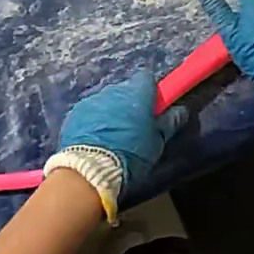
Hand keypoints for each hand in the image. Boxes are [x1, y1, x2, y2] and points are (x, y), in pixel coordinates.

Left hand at [48, 70, 187, 221]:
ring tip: (112, 138)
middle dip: (129, 104)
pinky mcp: (73, 116)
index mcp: (137, 92)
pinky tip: (95, 143)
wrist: (87, 174)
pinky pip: (89, 114)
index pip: (147, 78)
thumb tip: (180, 110)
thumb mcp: (157, 142)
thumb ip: (170, 122)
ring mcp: (91, 102)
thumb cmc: (130, 155)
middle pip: (126, 91)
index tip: (152, 109)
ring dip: (111, 113)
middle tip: (133, 128)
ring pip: (106, 102)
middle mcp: (113, 90)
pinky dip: (93, 123)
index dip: (150, 92)